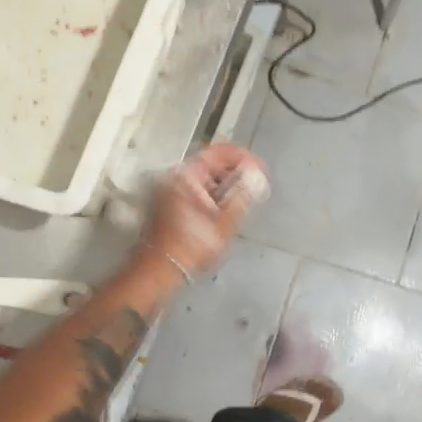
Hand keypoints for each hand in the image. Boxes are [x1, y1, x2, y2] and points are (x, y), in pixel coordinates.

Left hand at [142, 143, 267, 278]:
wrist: (160, 270)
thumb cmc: (192, 245)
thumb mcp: (224, 222)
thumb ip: (243, 194)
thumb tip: (257, 174)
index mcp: (187, 175)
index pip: (219, 152)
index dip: (244, 157)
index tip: (261, 169)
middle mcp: (175, 177)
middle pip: (211, 163)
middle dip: (236, 171)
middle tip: (257, 184)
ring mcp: (170, 190)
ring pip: (204, 178)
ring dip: (226, 184)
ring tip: (246, 198)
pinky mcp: (169, 204)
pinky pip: (196, 190)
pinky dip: (214, 194)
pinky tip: (227, 209)